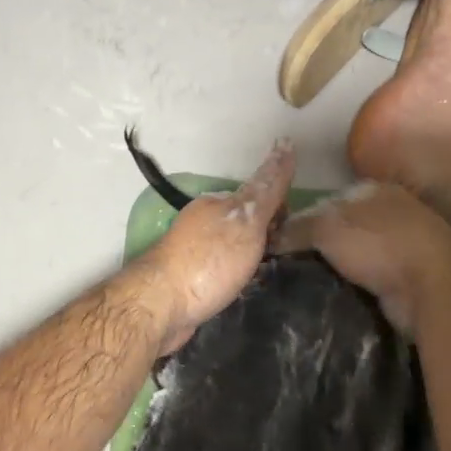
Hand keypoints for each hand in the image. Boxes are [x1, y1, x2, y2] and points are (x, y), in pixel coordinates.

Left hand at [130, 140, 294, 353]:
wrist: (162, 307)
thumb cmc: (209, 261)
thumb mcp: (246, 220)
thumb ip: (268, 187)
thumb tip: (285, 143)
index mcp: (214, 204)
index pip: (257, 197)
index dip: (278, 213)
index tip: (288, 234)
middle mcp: (201, 226)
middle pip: (246, 226)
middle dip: (266, 239)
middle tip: (277, 258)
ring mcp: (193, 256)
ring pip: (234, 252)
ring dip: (252, 262)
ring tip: (264, 277)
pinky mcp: (190, 284)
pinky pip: (223, 276)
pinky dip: (237, 281)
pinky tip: (244, 292)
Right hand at [272, 181, 450, 332]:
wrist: (430, 287)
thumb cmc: (378, 245)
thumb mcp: (326, 227)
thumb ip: (297, 228)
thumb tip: (271, 238)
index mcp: (374, 190)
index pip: (328, 202)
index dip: (303, 221)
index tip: (283, 245)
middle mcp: (390, 213)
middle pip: (342, 230)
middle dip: (319, 248)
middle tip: (291, 270)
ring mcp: (402, 247)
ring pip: (355, 257)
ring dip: (336, 271)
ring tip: (306, 287)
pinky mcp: (406, 278)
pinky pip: (368, 280)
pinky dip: (352, 288)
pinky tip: (334, 297)